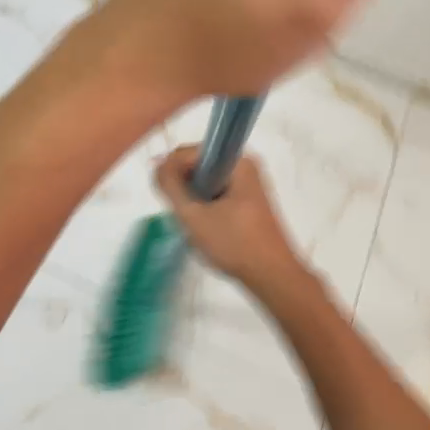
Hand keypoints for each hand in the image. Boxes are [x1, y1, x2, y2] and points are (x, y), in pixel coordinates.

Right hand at [155, 145, 302, 287]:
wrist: (273, 278)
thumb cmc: (234, 244)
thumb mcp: (194, 215)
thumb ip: (170, 186)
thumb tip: (157, 164)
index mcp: (238, 161)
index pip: (191, 152)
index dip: (172, 170)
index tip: (164, 196)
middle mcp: (246, 165)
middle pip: (200, 165)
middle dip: (184, 187)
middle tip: (180, 213)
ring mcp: (250, 184)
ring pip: (207, 182)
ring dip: (194, 200)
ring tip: (193, 223)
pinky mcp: (250, 202)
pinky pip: (218, 193)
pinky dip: (206, 207)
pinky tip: (205, 229)